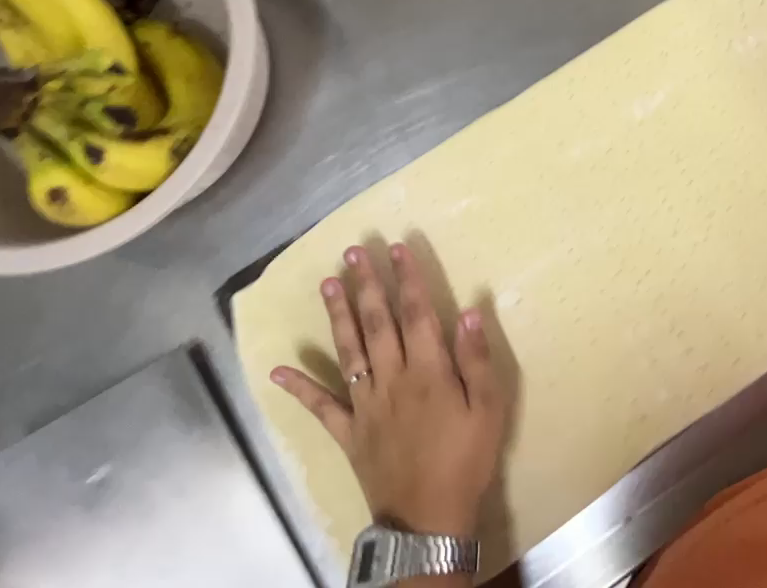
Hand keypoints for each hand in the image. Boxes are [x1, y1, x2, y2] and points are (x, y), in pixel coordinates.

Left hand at [272, 242, 508, 537]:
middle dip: (366, 285)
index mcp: (428, 371)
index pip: (416, 313)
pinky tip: (278, 370)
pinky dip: (299, 388)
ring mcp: (365, 405)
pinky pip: (321, 406)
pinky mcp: (348, 432)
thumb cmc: (466, 460)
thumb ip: (477, 361)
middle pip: (376, 323)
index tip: (396, 248)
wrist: (428, 519)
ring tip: (327, 284)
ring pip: (348, 352)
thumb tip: (469, 312)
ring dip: (337, 316)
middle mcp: (391, 379)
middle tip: (353, 252)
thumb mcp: (489, 409)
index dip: (406, 279)